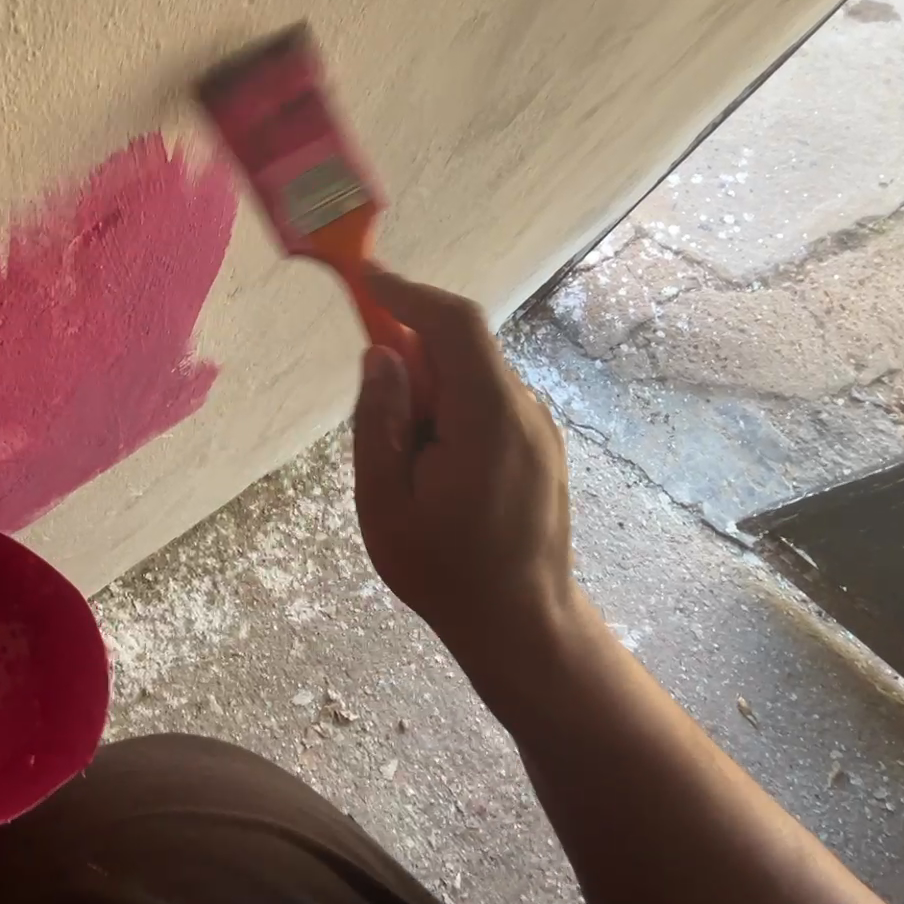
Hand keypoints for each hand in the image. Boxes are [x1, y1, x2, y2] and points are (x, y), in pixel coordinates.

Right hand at [349, 265, 573, 652]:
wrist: (521, 624)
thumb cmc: (442, 569)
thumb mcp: (384, 500)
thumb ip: (379, 420)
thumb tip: (380, 354)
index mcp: (488, 419)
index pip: (454, 325)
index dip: (408, 294)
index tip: (364, 280)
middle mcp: (524, 411)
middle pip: (460, 349)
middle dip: (408, 358)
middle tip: (374, 416)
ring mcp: (538, 428)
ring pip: (470, 379)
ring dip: (426, 393)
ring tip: (406, 466)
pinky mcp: (538, 446)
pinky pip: (485, 404)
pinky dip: (447, 410)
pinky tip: (432, 469)